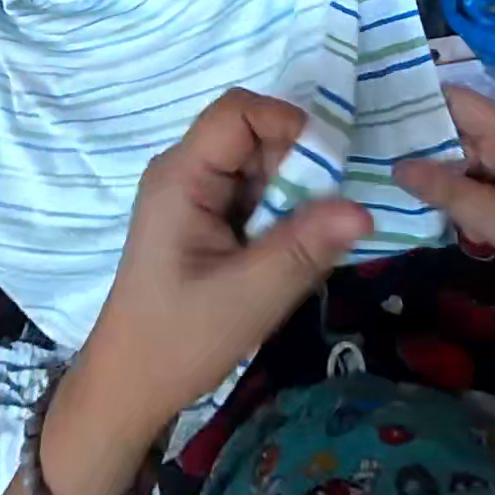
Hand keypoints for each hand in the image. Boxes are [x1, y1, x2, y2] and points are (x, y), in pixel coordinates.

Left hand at [72, 89, 372, 432]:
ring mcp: (190, 189)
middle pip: (249, 133)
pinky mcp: (201, 210)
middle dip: (293, 164)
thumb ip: (304, 248)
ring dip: (287, 191)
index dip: (286, 123)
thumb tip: (363, 209)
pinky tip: (278, 248)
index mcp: (181, 175)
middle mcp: (183, 169)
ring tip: (296, 241)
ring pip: (254, 161)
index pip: (236, 112)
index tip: (328, 170)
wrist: (131, 382)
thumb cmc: (179, 339)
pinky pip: (249, 187)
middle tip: (317, 217)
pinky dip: (276, 208)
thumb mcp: (249, 298)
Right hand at [395, 85, 494, 313]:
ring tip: (376, 164)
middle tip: (364, 139)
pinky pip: (467, 181)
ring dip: (426, 166)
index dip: (417, 97)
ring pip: (456, 157)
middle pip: (451, 127)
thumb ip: (444, 190)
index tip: (373, 103)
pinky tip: (412, 196)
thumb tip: (394, 166)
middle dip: (413, 135)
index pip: (456, 99)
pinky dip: (444, 188)